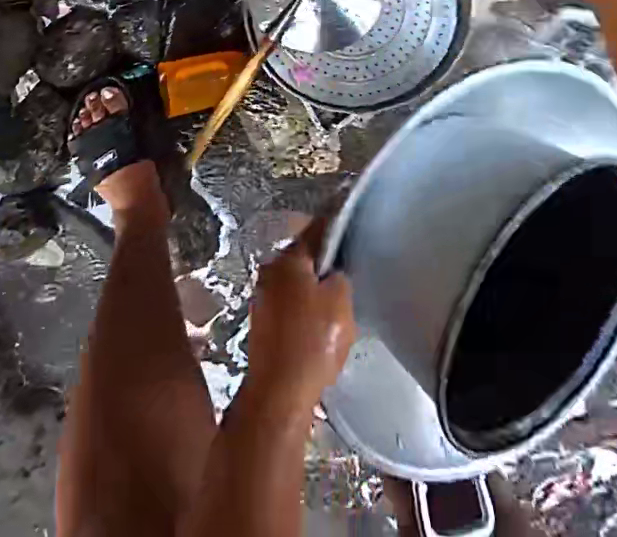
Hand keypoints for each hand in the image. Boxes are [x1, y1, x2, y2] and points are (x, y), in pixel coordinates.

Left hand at [245, 226, 355, 406]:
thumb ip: (340, 275)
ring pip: (296, 281)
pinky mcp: (262, 324)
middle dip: (325, 260)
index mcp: (288, 260)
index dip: (338, 224)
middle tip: (351, 267)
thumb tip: (334, 270)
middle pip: (304, 256)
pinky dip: (305, 306)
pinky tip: (321, 321)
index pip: (317, 229)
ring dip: (314, 285)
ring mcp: (262, 299)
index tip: (354, 221)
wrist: (279, 395)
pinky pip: (290, 303)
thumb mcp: (340, 301)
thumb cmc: (314, 341)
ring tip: (338, 297)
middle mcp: (269, 272)